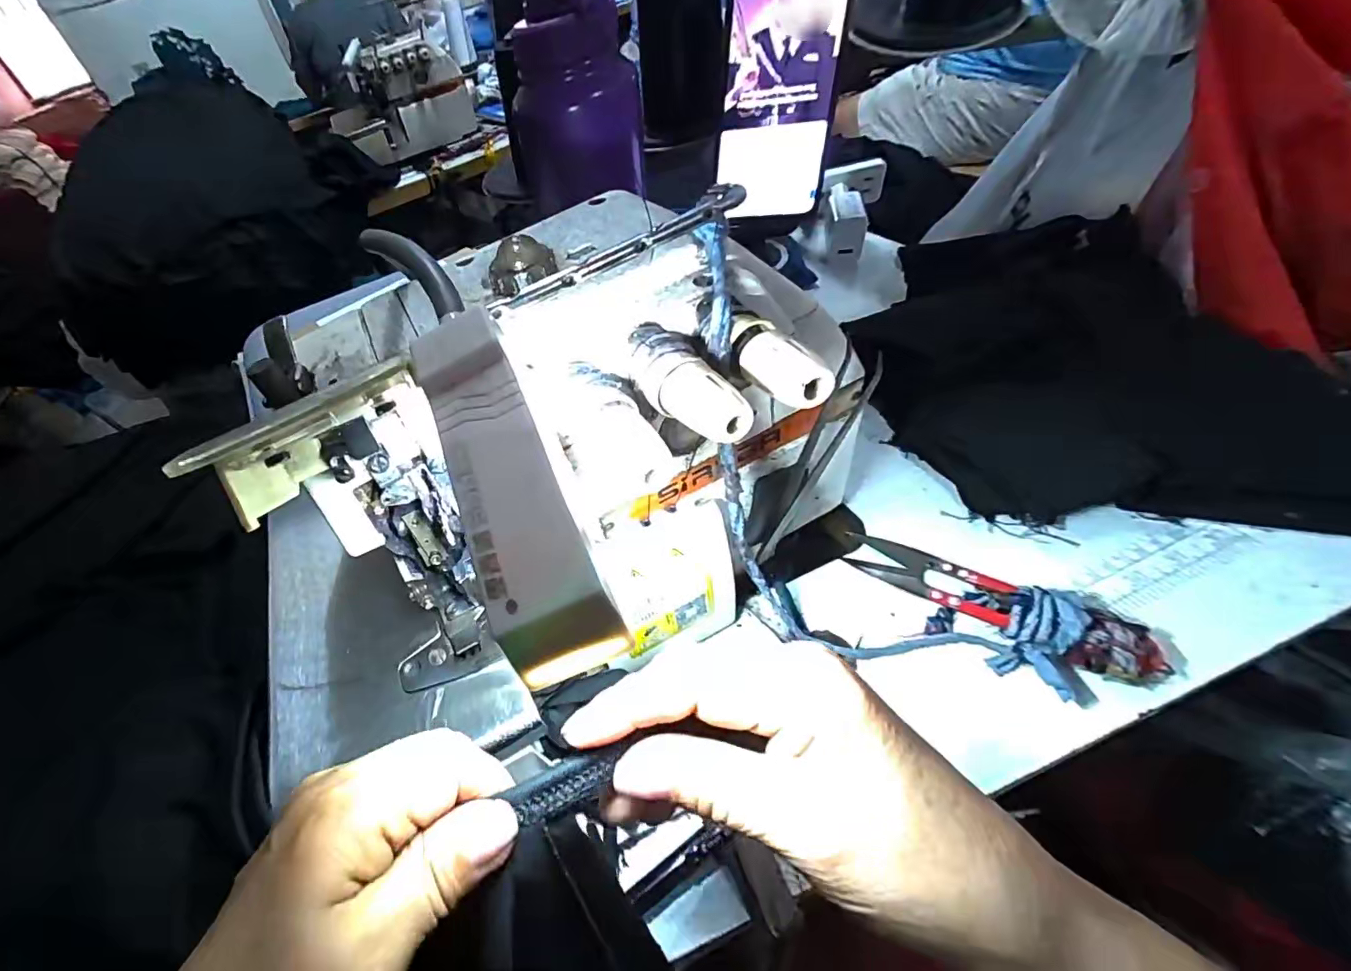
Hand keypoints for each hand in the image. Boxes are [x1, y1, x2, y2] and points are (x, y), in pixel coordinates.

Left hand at [183, 729, 517, 970]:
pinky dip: (417, 814)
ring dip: (447, 806)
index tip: (511, 848)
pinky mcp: (317, 817)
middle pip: (429, 752)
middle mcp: (335, 778)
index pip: (449, 757)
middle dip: (472, 793)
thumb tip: (503, 817)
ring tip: (458, 869)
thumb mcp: (374, 942)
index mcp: (351, 797)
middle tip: (488, 863)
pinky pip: (385, 791)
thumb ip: (438, 870)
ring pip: (410, 768)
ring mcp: (322, 795)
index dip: (492, 793)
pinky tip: (420, 862)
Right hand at [558, 640, 1212, 969]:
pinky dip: (684, 761)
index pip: (686, 683)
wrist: (1015, 915)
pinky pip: (720, 734)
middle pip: (685, 690)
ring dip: (653, 749)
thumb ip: (703, 782)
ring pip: (696, 712)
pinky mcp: (794, 728)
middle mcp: (790, 670)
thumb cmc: (920, 864)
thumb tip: (620, 769)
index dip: (622, 709)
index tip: (571, 737)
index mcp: (798, 677)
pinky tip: (656, 787)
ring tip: (613, 789)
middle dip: (632, 729)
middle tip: (586, 766)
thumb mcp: (802, 824)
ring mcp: (793, 697)